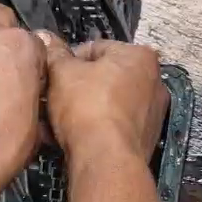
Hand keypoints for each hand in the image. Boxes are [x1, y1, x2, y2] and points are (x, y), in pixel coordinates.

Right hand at [41, 38, 168, 167]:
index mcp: (140, 56)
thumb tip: (47, 41)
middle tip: (55, 96)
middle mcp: (154, 82)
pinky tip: (75, 136)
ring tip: (61, 119)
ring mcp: (152, 113)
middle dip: (78, 86)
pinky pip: (115, 126)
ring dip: (85, 108)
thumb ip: (55, 53)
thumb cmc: (89, 110)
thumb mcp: (62, 73)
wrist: (106, 160)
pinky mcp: (145, 139)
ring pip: (109, 103)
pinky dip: (97, 128)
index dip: (68, 60)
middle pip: (105, 77)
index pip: (95, 48)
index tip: (54, 73)